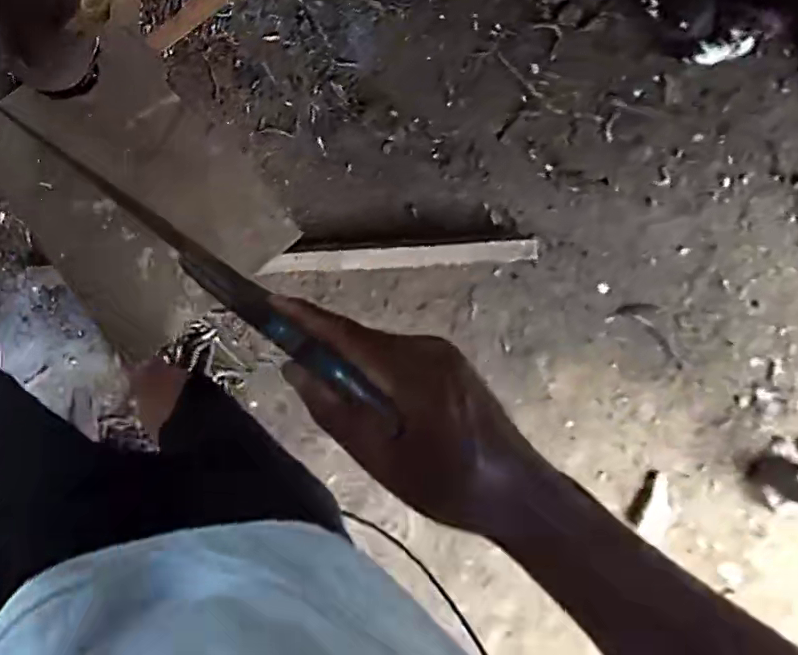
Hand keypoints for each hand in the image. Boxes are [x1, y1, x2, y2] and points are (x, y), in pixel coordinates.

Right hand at [274, 296, 553, 538]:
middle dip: (322, 341)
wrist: (526, 497)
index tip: (271, 300)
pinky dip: (370, 365)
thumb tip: (294, 369)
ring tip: (332, 388)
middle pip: (358, 337)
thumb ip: (334, 412)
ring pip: (376, 346)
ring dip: (348, 358)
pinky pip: (393, 353)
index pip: (345, 334)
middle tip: (289, 352)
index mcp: (412, 372)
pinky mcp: (447, 360)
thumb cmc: (451, 487)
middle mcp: (426, 349)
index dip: (305, 316)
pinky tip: (367, 393)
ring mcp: (440, 352)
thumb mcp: (383, 461)